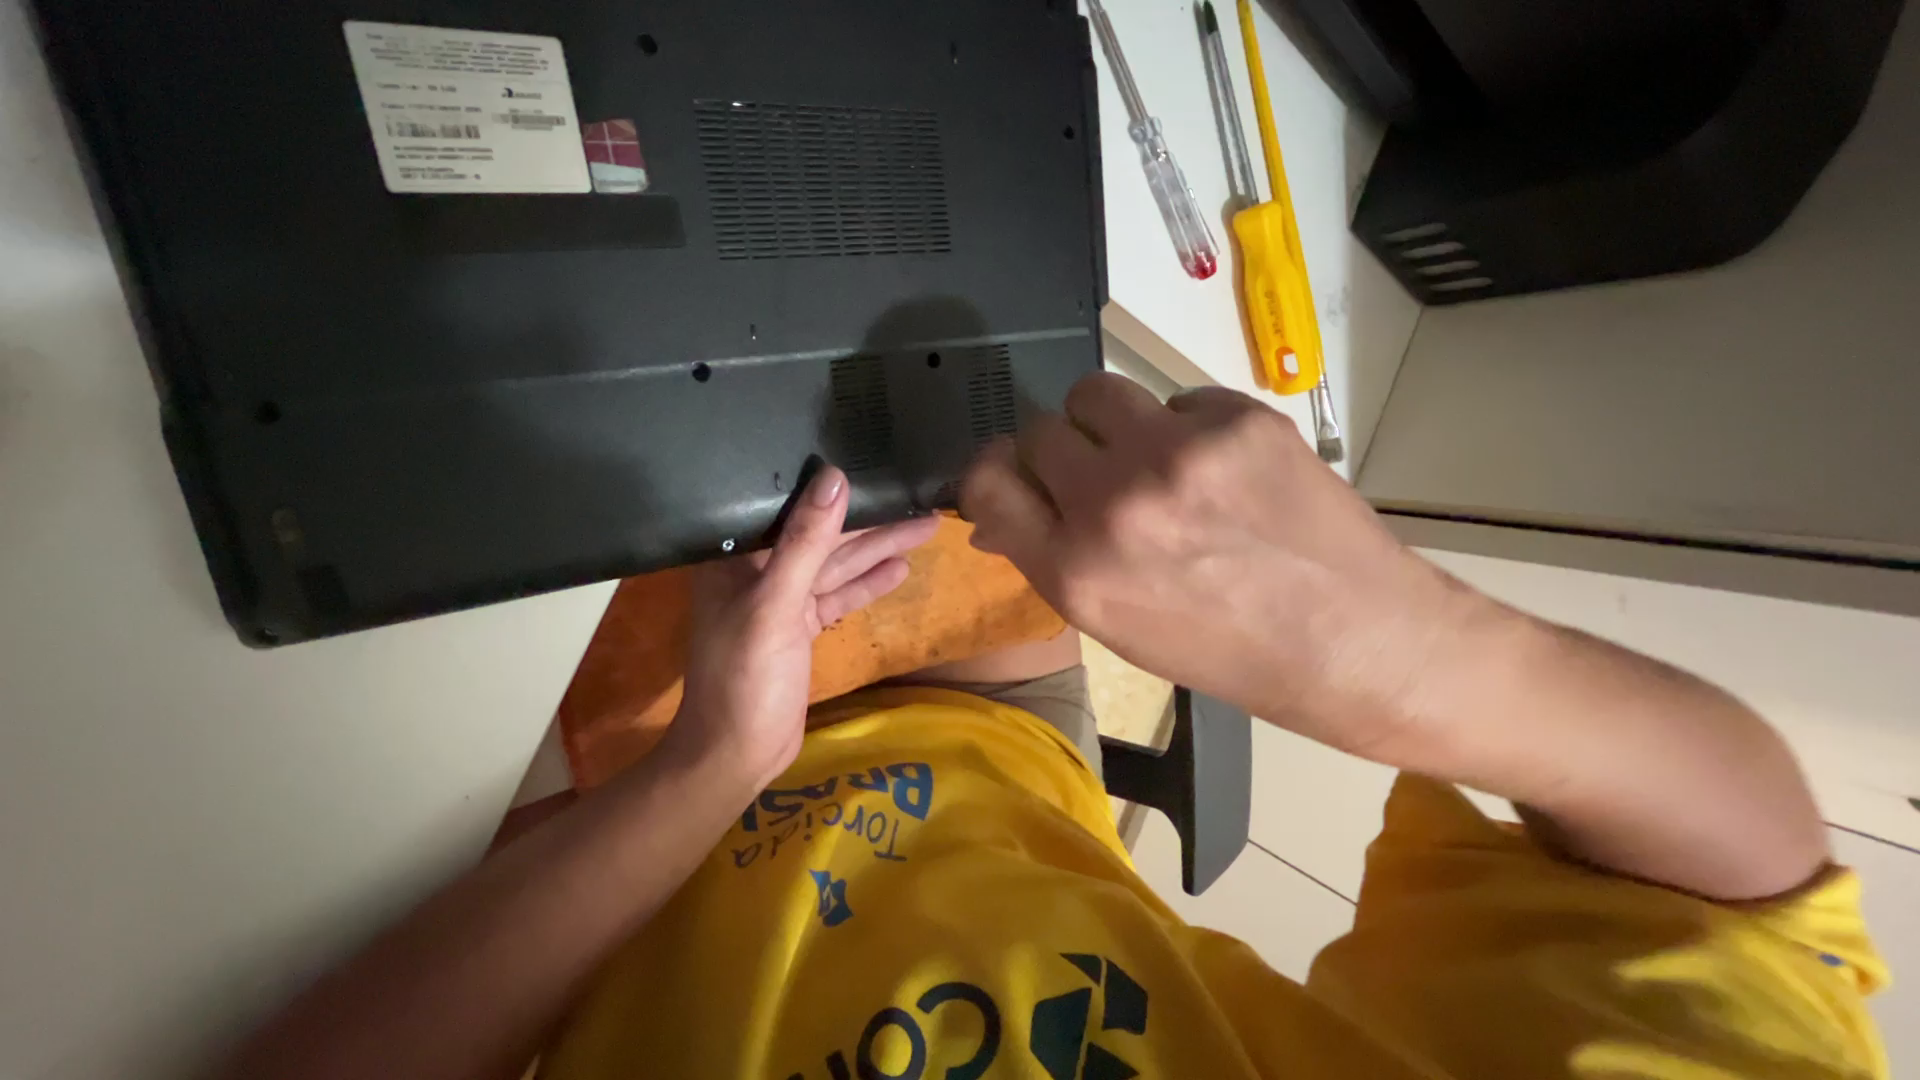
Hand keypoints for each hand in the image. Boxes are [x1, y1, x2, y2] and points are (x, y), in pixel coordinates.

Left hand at [666, 466, 940, 789]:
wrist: (737, 754)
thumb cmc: (744, 678)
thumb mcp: (775, 605)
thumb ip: (806, 544)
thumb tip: (834, 479)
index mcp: (736, 558)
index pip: (788, 509)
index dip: (832, 488)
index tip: (874, 465)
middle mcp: (757, 573)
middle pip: (822, 537)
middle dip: (870, 522)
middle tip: (920, 499)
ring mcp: (782, 602)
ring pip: (836, 566)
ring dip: (878, 549)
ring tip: (926, 524)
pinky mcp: (800, 628)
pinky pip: (838, 596)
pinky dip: (867, 584)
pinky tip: (901, 568)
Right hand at [961, 374, 1487, 765]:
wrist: (1357, 640)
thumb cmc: (1228, 654)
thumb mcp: (1119, 627)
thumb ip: (1051, 562)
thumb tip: (997, 518)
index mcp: (1076, 572)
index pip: (987, 483)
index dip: (991, 475)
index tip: (1012, 477)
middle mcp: (1113, 504)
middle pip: (1037, 431)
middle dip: (1056, 455)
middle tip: (1095, 478)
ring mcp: (1177, 452)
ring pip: (1094, 393)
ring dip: (1107, 423)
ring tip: (1148, 456)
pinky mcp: (1236, 419)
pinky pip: (1173, 397)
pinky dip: (1181, 426)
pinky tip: (1218, 467)